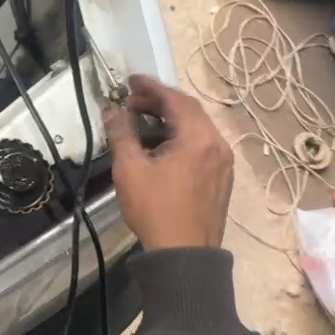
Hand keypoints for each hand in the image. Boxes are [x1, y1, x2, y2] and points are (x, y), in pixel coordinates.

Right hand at [103, 74, 232, 250]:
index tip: (130, 81)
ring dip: (169, 120)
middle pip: (189, 111)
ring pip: (196, 128)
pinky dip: (179, 136)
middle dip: (159, 102)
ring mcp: (222, 162)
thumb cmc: (155, 208)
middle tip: (131, 101)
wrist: (184, 253)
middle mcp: (217, 145)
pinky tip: (159, 145)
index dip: (151, 87)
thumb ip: (122, 134)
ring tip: (141, 122)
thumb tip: (113, 111)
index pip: (176, 100)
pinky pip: (200, 145)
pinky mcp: (220, 178)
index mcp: (198, 138)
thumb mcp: (130, 169)